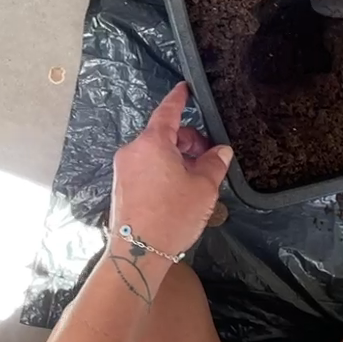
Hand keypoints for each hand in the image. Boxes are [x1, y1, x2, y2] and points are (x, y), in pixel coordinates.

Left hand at [109, 83, 232, 258]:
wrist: (138, 253)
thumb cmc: (171, 217)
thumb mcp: (204, 188)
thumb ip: (214, 163)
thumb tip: (221, 151)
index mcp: (152, 142)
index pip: (168, 111)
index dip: (179, 99)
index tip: (184, 88)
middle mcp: (133, 150)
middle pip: (164, 134)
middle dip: (187, 142)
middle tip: (208, 159)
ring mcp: (124, 168)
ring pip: (155, 153)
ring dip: (176, 158)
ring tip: (195, 180)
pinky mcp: (121, 186)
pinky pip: (145, 168)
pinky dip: (162, 171)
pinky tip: (177, 190)